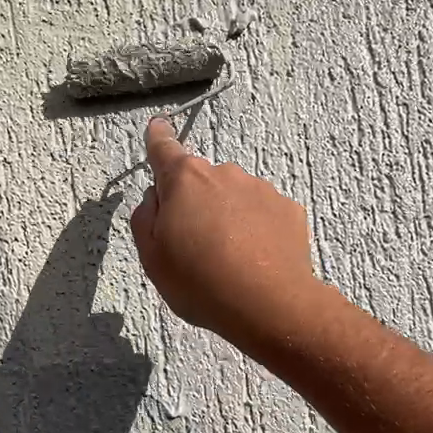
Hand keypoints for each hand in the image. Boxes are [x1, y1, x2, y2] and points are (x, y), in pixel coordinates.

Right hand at [128, 117, 328, 349]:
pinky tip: (252, 261)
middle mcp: (224, 174)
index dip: (158, 139)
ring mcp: (259, 189)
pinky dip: (254, 230)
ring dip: (225, 219)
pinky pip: (261, 214)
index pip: (164, 149)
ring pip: (232, 198)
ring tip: (226, 261)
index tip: (158, 127)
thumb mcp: (152, 258)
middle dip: (193, 204)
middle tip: (192, 247)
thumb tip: (154, 197)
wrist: (267, 304)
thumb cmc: (200, 283)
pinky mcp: (287, 209)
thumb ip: (145, 219)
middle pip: (200, 181)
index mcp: (184, 182)